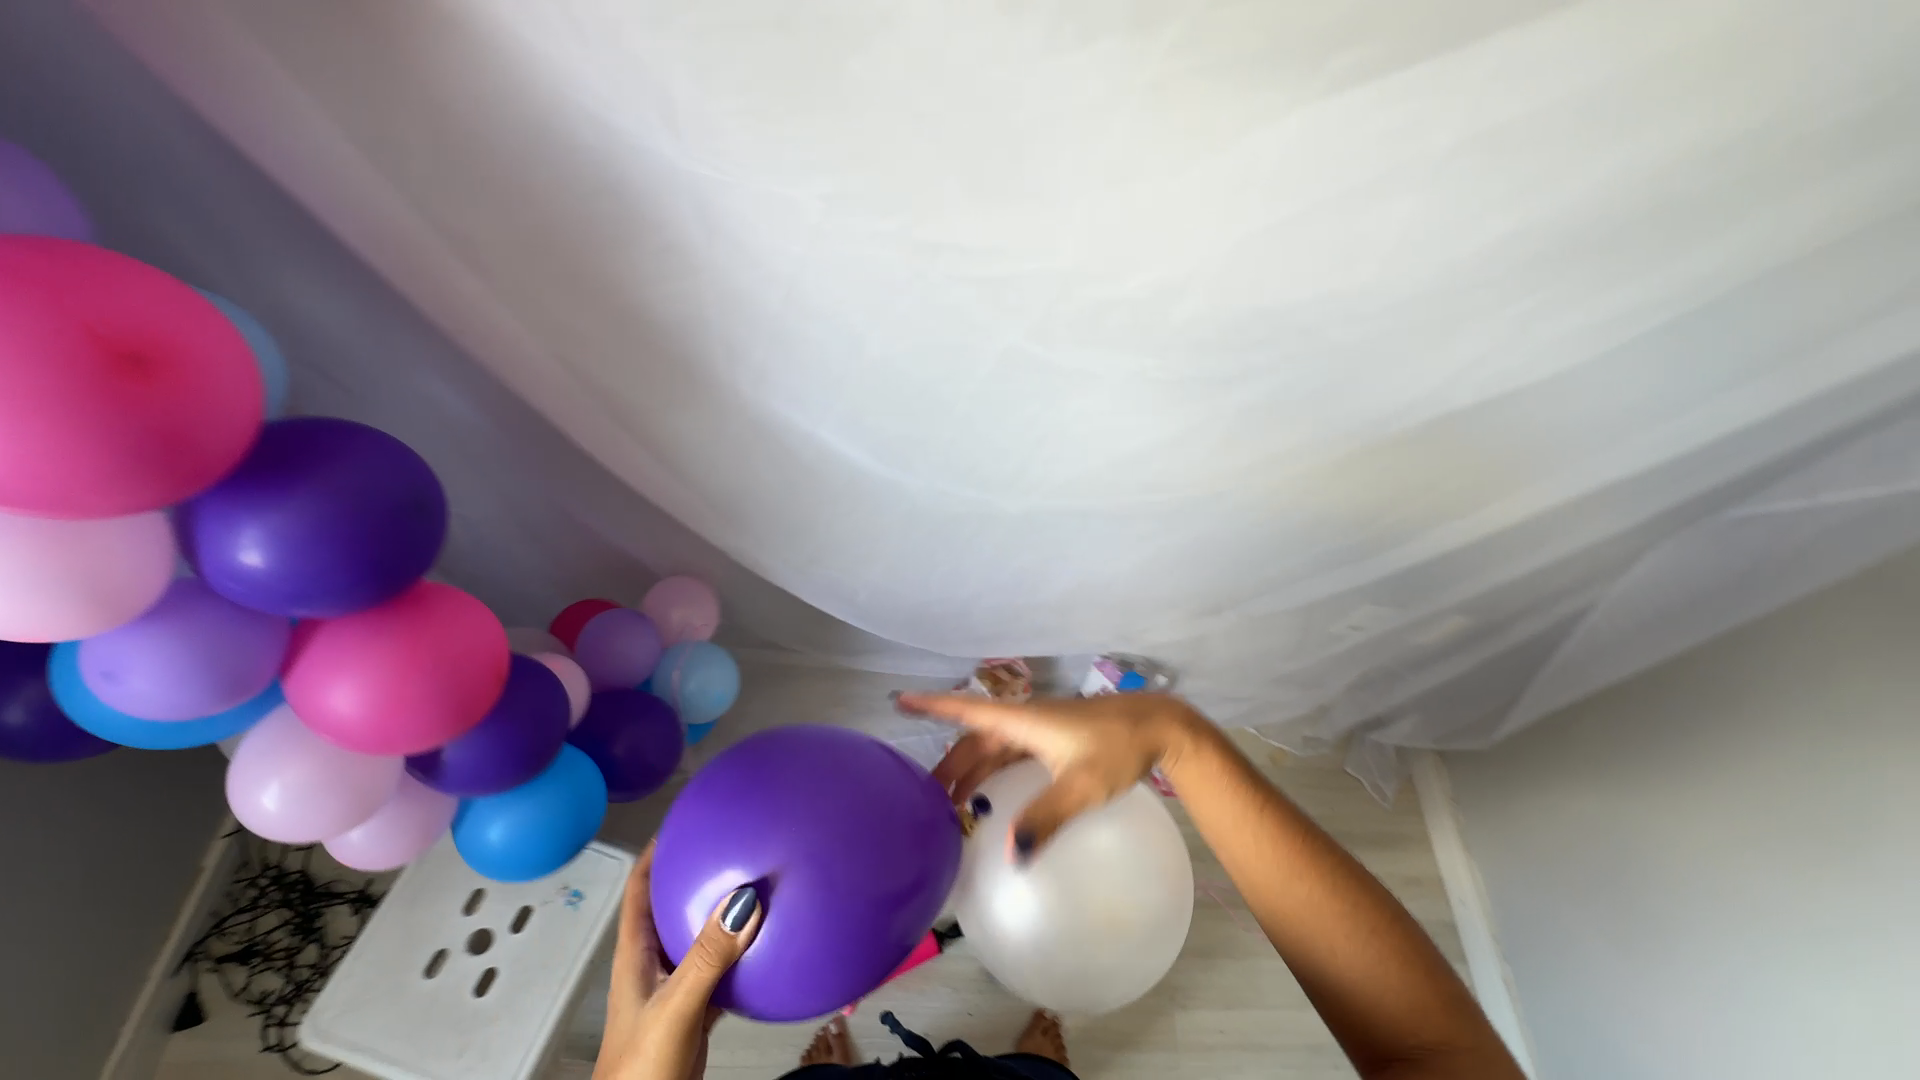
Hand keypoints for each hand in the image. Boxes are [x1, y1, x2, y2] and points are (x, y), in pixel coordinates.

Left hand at [594, 843, 763, 1079]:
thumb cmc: (642, 1067)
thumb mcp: (677, 1007)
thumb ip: (709, 956)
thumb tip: (746, 899)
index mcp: (635, 955)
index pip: (638, 890)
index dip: (654, 855)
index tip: (682, 822)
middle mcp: (652, 965)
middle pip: (671, 908)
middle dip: (696, 878)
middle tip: (733, 848)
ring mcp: (674, 989)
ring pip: (698, 940)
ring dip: (721, 917)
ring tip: (757, 887)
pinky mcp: (695, 1012)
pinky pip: (721, 972)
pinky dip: (741, 957)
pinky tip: (769, 947)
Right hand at [900, 691, 1206, 858]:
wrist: (1159, 726)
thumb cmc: (1119, 748)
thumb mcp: (1083, 786)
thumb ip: (1046, 819)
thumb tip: (1010, 857)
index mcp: (1023, 721)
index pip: (967, 711)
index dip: (933, 706)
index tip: (898, 701)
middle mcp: (1025, 721)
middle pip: (974, 739)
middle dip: (947, 763)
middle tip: (922, 794)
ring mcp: (1040, 730)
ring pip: (992, 747)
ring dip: (970, 770)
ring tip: (951, 804)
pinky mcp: (1054, 739)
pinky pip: (1011, 754)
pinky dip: (994, 771)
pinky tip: (994, 797)